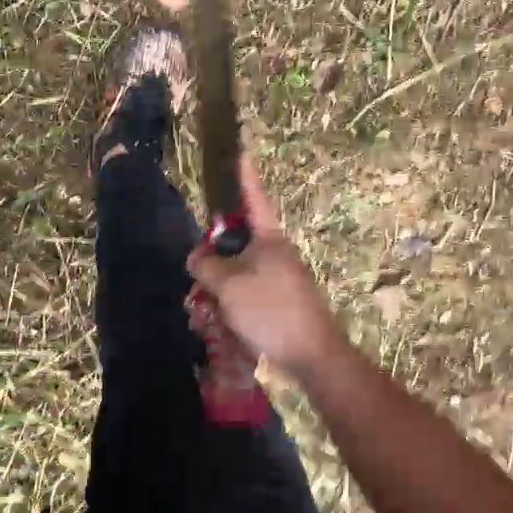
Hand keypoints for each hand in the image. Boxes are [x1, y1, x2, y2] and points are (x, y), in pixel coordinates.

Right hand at [186, 157, 346, 378]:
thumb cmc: (271, 310)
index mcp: (268, 240)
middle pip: (233, 246)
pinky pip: (244, 297)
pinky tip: (219, 328)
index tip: (242, 153)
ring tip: (205, 316)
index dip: (245, 177)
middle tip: (196, 286)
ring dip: (215, 293)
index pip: (254, 200)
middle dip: (210, 265)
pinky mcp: (280, 305)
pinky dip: (228, 309)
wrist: (316, 359)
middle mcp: (275, 255)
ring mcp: (279, 281)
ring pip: (235, 276)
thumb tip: (200, 258)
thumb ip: (204, 264)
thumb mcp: (226, 284)